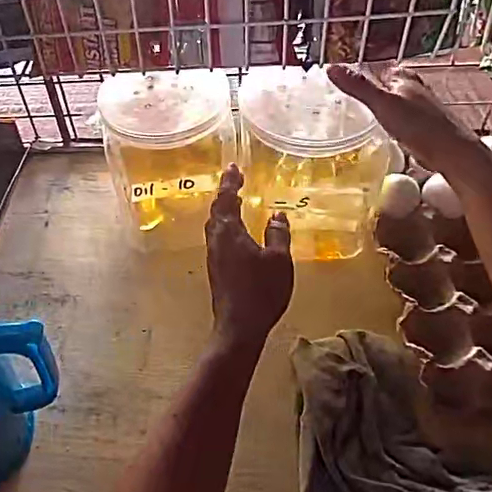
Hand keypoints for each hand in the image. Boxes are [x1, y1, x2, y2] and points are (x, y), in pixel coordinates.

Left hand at [206, 165, 292, 345]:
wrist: (239, 324)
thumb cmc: (261, 290)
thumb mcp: (278, 260)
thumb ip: (278, 234)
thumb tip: (276, 215)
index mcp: (229, 232)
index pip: (227, 199)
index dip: (230, 182)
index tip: (234, 167)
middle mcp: (216, 239)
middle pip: (217, 209)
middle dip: (225, 192)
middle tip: (234, 179)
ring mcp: (213, 254)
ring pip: (215, 223)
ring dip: (223, 208)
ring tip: (233, 199)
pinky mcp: (216, 267)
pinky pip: (218, 236)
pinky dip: (224, 224)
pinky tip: (234, 230)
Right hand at [326, 64, 491, 191]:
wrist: (451, 152)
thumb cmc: (417, 125)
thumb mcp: (381, 104)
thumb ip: (358, 86)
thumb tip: (330, 67)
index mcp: (404, 80)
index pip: (381, 69)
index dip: (365, 73)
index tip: (346, 81)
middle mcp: (415, 90)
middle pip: (390, 85)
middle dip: (374, 89)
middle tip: (350, 98)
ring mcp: (421, 109)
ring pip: (396, 101)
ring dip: (382, 105)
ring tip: (360, 114)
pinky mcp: (424, 127)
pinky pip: (401, 118)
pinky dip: (390, 121)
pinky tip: (381, 130)